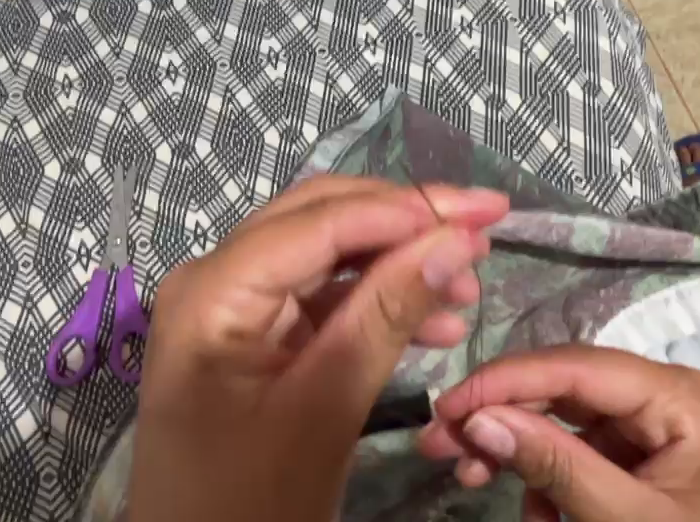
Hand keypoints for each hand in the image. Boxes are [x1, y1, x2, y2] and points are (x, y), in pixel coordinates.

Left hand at [128, 176, 510, 521]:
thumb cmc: (251, 507)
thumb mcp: (326, 409)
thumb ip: (389, 313)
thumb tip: (458, 241)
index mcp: (215, 288)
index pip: (321, 220)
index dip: (406, 207)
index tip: (484, 209)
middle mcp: (217, 276)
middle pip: (323, 219)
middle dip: (406, 222)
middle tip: (482, 230)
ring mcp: (232, 303)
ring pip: (328, 253)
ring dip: (398, 262)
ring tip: (468, 286)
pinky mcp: (253, 333)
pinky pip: (322, 295)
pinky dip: (377, 301)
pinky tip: (434, 322)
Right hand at [418, 344, 699, 521]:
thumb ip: (558, 468)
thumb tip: (480, 418)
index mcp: (671, 393)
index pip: (573, 367)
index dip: (506, 380)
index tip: (448, 405)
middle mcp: (655, 394)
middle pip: (559, 389)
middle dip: (501, 415)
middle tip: (441, 444)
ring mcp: (645, 426)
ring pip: (559, 420)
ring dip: (515, 450)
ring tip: (471, 477)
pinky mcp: (637, 458)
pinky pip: (575, 453)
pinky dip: (544, 480)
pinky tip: (532, 510)